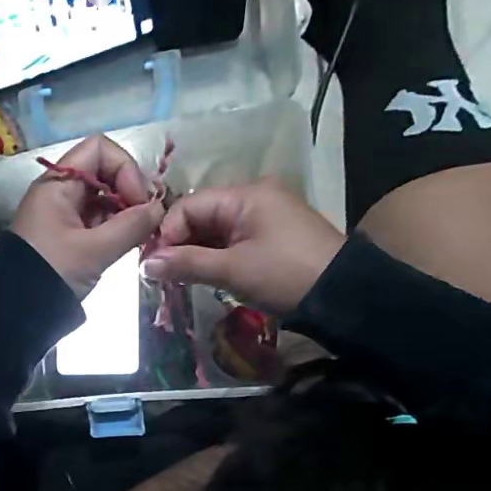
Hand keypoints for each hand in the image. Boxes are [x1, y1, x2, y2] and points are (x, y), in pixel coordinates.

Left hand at [11, 135, 164, 296]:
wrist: (16, 312)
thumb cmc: (52, 273)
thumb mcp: (94, 251)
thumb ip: (131, 226)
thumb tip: (158, 210)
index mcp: (57, 184)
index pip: (99, 149)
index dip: (125, 168)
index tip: (138, 200)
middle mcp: (58, 192)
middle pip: (104, 173)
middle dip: (130, 193)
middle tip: (147, 220)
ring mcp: (62, 215)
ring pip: (103, 200)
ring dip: (125, 213)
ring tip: (141, 236)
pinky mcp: (66, 237)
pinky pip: (96, 221)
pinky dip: (115, 229)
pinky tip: (128, 245)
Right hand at [143, 179, 344, 314]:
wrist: (345, 295)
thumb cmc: (285, 275)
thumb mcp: (232, 270)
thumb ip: (186, 264)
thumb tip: (145, 264)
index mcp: (245, 194)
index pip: (189, 205)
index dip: (167, 233)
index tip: (155, 265)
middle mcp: (254, 197)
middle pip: (201, 216)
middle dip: (180, 245)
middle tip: (165, 276)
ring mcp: (265, 216)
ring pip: (215, 230)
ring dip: (196, 253)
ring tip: (181, 279)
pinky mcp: (272, 235)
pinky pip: (233, 240)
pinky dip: (216, 257)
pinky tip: (206, 276)